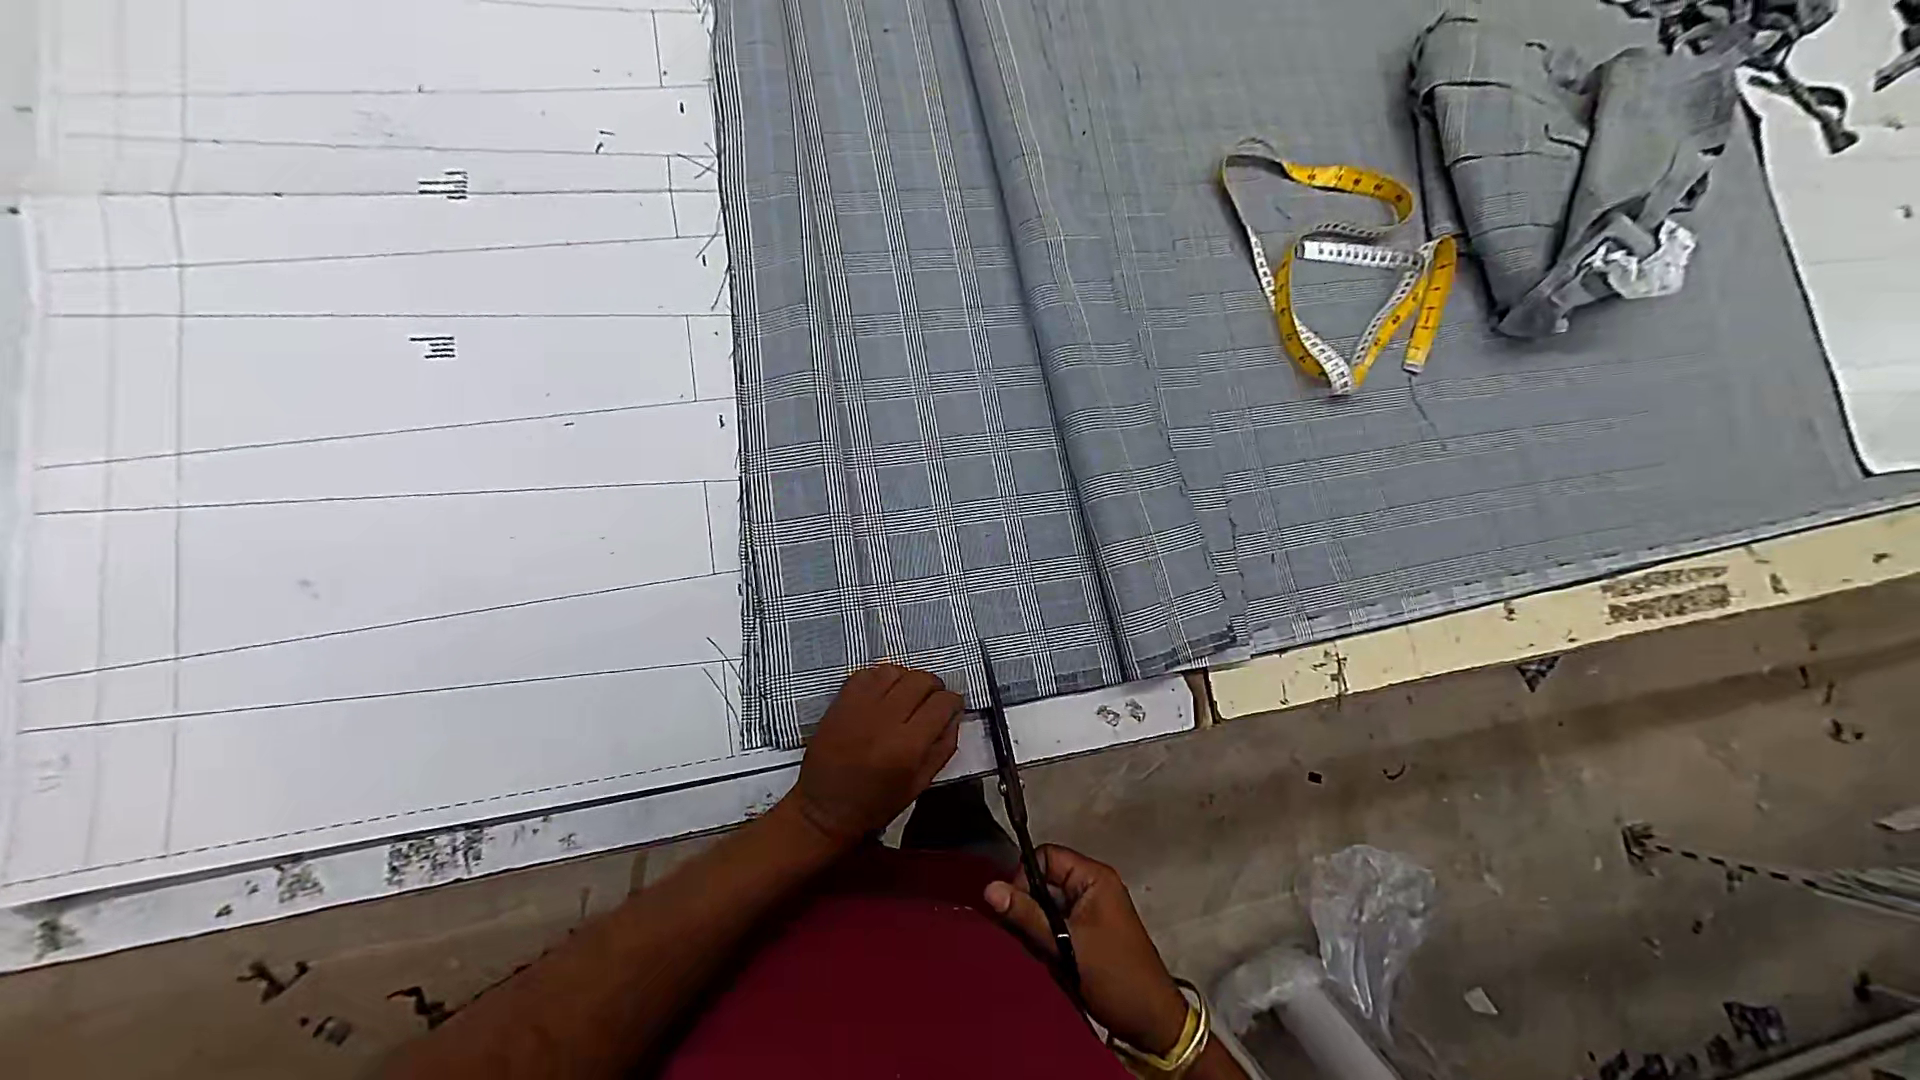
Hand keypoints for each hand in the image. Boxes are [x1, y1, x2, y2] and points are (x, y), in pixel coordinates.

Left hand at [787, 665, 961, 844]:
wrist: (824, 808)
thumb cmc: (875, 803)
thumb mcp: (919, 784)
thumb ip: (943, 747)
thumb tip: (954, 716)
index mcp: (907, 747)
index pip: (942, 703)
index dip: (954, 702)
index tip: (952, 707)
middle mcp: (884, 720)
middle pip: (921, 680)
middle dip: (934, 687)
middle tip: (932, 701)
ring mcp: (859, 707)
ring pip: (894, 671)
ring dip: (907, 679)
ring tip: (907, 695)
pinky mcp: (840, 702)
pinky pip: (866, 673)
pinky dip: (880, 677)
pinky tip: (883, 693)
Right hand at [986, 845, 1189, 1054]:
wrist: (1153, 1023)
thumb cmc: (1114, 976)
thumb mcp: (1066, 945)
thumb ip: (1026, 915)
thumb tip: (989, 889)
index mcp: (1094, 877)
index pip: (1046, 856)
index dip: (1025, 876)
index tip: (1015, 908)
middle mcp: (1092, 886)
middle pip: (1045, 881)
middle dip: (1030, 906)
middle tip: (1023, 934)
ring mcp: (1092, 911)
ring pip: (1048, 905)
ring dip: (1038, 927)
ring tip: (1039, 951)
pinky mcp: (1088, 933)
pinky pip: (1057, 924)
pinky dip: (1048, 939)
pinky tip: (1048, 959)